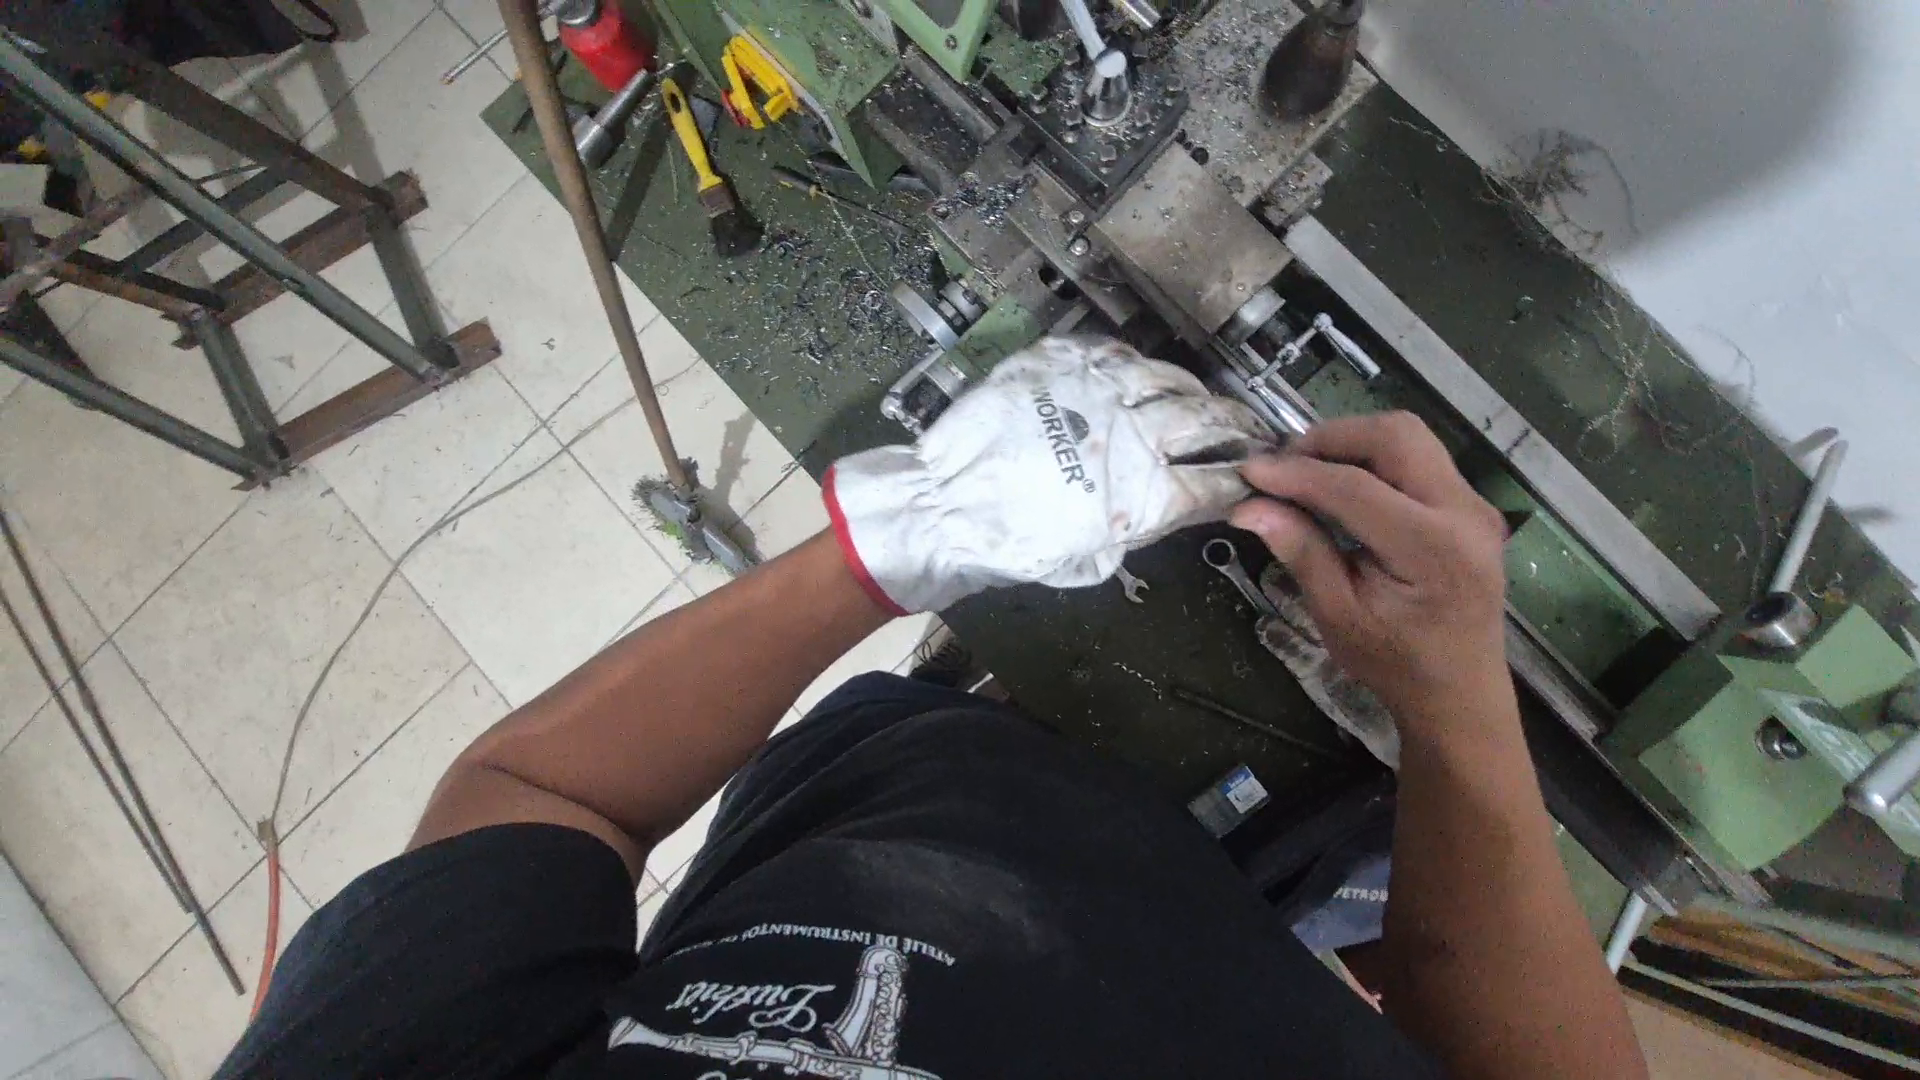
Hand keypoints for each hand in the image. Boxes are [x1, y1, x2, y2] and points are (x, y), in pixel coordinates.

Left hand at [827, 337, 1271, 613]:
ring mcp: (1095, 390)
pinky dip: (1135, 365)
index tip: (1252, 477)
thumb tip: (1178, 506)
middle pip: (1205, 421)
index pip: (1212, 481)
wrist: (946, 505)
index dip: (1239, 480)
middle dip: (1237, 427)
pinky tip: (1141, 376)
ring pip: (1166, 377)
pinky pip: (1114, 353)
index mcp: (1140, 492)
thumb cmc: (1014, 545)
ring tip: (1202, 400)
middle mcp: (1130, 432)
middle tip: (1251, 431)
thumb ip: (1141, 528)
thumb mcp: (1088, 559)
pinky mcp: (1060, 364)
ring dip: (1193, 391)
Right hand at [1231, 413, 1508, 720]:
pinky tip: (1338, 486)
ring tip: (1306, 473)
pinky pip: (1418, 458)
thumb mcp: (1337, 615)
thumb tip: (1249, 507)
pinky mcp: (1468, 505)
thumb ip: (1300, 552)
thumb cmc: (1395, 663)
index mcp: (1434, 550)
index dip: (1295, 474)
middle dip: (1330, 439)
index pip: (1354, 487)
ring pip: (1409, 438)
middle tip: (1283, 465)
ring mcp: (1474, 505)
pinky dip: (1370, 459)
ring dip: (1350, 444)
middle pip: (1396, 436)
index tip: (1248, 471)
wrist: (1460, 692)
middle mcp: (1465, 513)